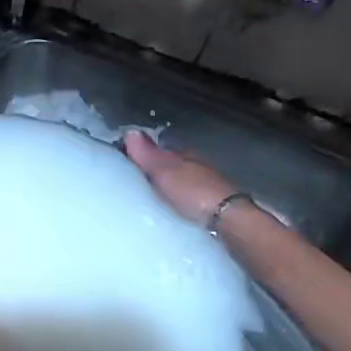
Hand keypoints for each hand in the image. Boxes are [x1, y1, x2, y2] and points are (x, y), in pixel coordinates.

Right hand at [123, 130, 237, 225]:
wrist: (227, 220)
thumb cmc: (193, 192)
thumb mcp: (164, 171)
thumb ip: (147, 154)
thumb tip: (130, 130)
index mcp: (184, 155)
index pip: (159, 150)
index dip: (141, 155)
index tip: (124, 164)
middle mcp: (196, 168)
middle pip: (169, 167)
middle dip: (153, 174)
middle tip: (131, 185)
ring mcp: (204, 188)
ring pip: (178, 184)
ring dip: (164, 190)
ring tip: (145, 201)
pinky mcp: (209, 208)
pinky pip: (185, 201)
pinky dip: (175, 203)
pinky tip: (166, 212)